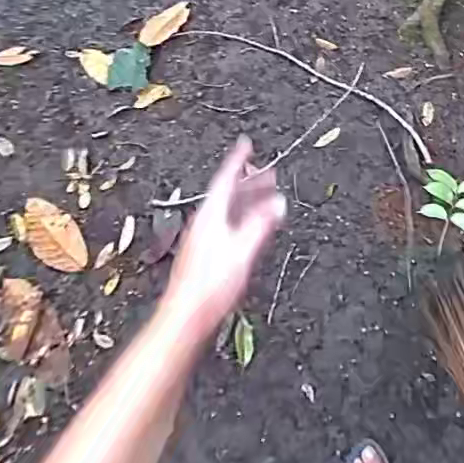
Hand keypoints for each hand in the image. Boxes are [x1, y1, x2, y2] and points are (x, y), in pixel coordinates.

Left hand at [162, 136, 286, 333]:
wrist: (185, 318)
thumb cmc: (209, 286)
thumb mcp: (242, 250)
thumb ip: (260, 224)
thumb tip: (277, 203)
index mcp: (211, 215)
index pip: (226, 179)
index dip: (238, 161)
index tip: (247, 144)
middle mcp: (206, 222)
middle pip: (229, 193)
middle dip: (250, 180)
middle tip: (269, 171)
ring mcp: (205, 237)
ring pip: (230, 208)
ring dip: (249, 198)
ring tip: (268, 193)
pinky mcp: (207, 252)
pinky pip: (229, 222)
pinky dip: (245, 215)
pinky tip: (254, 223)